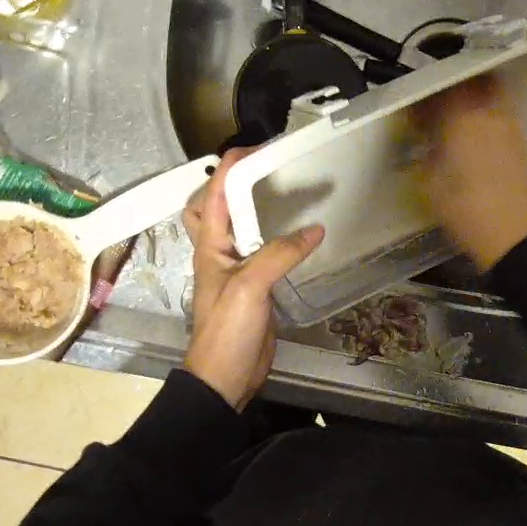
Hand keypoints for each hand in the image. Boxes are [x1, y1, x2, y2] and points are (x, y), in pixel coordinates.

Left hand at [181, 150, 324, 411]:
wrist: (225, 377)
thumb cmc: (228, 330)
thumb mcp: (251, 286)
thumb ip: (279, 254)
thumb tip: (316, 228)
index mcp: (209, 246)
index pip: (214, 195)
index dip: (230, 167)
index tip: (258, 148)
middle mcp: (219, 253)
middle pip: (214, 207)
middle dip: (231, 184)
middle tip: (264, 171)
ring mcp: (236, 271)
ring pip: (239, 229)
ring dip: (253, 209)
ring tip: (284, 192)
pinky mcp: (254, 288)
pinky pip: (262, 253)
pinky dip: (276, 238)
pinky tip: (298, 236)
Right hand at [412, 77, 526, 270]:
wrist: (513, 234)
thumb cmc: (465, 211)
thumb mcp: (431, 185)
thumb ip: (427, 154)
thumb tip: (427, 141)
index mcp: (459, 120)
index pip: (438, 92)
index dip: (423, 97)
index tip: (414, 109)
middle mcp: (487, 113)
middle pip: (470, 80)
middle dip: (453, 87)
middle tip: (440, 103)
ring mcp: (510, 124)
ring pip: (492, 90)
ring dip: (475, 94)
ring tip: (462, 114)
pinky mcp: (523, 139)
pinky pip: (505, 111)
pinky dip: (491, 112)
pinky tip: (481, 133)